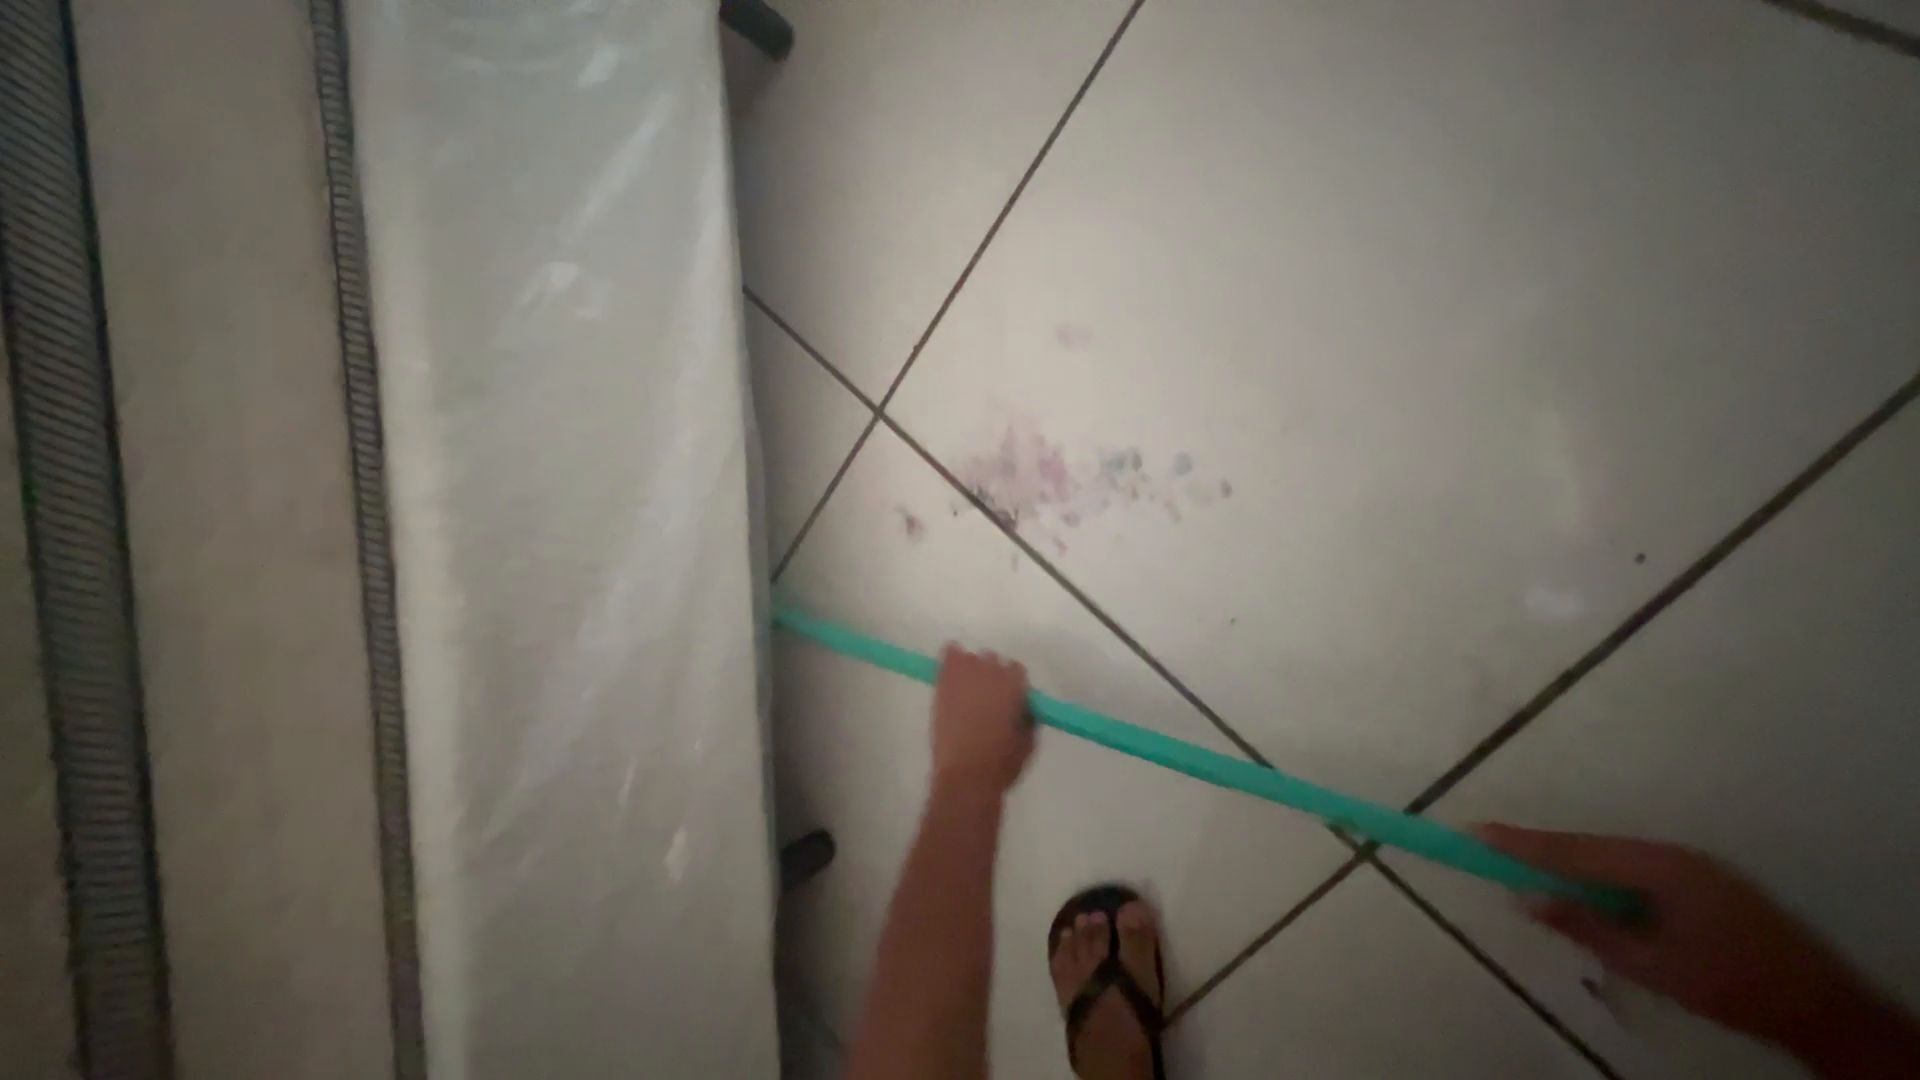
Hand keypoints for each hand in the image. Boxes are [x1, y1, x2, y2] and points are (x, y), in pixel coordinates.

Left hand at [929, 644, 1034, 798]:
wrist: (965, 776)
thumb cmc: (1001, 765)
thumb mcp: (1028, 743)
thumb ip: (1027, 718)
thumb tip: (1022, 708)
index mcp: (1015, 688)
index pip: (1016, 670)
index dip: (1013, 683)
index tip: (1008, 697)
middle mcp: (992, 675)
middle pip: (993, 660)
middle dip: (991, 675)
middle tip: (986, 696)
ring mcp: (966, 678)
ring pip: (971, 658)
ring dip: (972, 669)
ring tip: (968, 688)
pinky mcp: (944, 685)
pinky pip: (948, 656)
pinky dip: (951, 657)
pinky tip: (951, 662)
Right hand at [1480, 824, 1919, 1075]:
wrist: (1827, 1012)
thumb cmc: (1730, 986)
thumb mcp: (1651, 965)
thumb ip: (1585, 926)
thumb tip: (1523, 897)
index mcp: (1657, 867)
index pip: (1572, 850)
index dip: (1521, 843)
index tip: (1474, 830)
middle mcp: (1671, 854)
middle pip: (1588, 847)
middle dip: (1540, 850)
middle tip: (1491, 849)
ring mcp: (1690, 865)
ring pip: (1609, 857)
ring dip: (1570, 865)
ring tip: (1530, 872)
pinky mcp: (1702, 881)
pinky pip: (1632, 868)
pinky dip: (1600, 876)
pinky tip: (1587, 892)